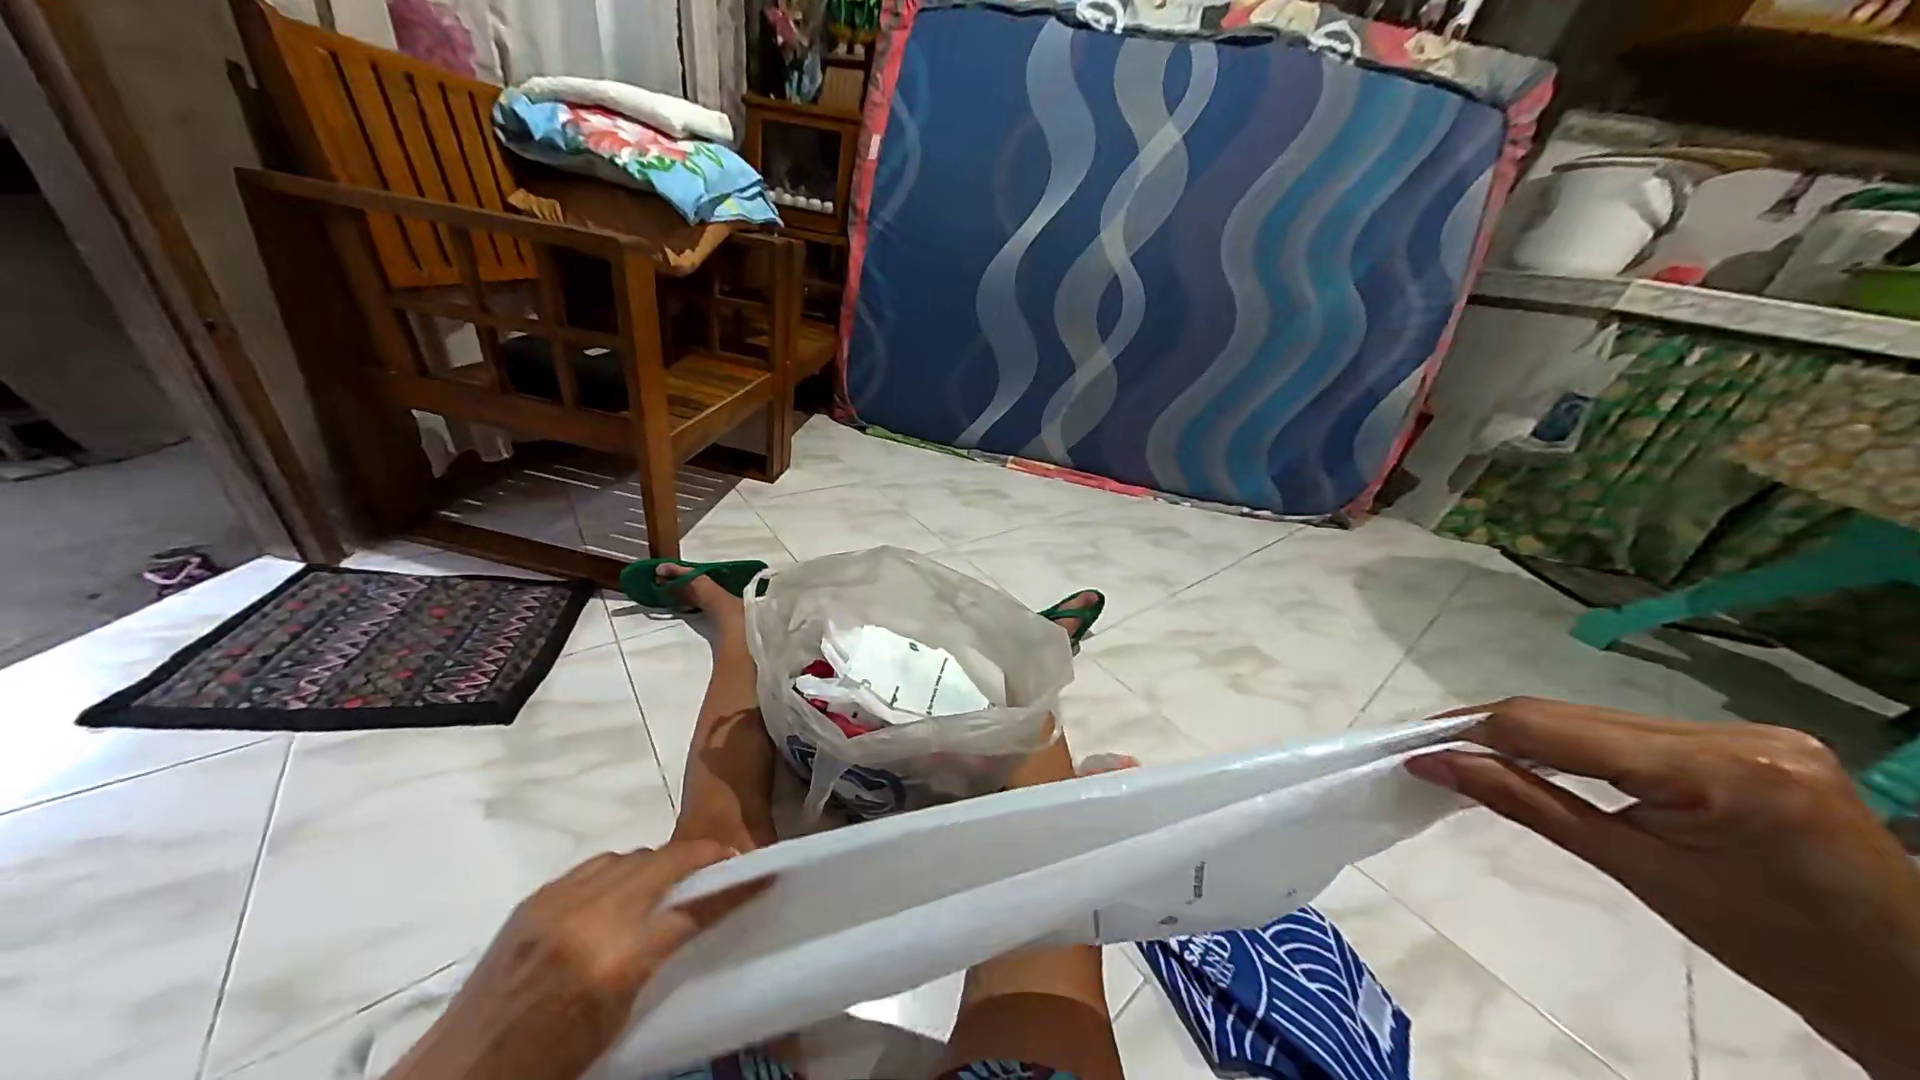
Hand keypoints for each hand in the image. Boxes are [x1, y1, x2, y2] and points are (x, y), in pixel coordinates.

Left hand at [388, 841, 767, 1079]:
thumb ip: (657, 961)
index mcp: (613, 964)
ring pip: (630, 857)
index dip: (734, 888)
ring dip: (660, 862)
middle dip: (701, 858)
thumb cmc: (549, 1068)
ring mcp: (555, 904)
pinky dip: (622, 869)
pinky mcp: (533, 901)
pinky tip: (625, 888)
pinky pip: (594, 866)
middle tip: (725, 865)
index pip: (692, 909)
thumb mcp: (618, 1022)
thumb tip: (690, 920)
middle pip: (663, 864)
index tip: (763, 873)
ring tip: (674, 879)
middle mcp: (587, 920)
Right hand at [1406, 698, 1919, 1079]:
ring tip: (1480, 755)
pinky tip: (1551, 759)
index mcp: (1717, 769)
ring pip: (1601, 719)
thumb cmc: (1770, 946)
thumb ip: (1529, 803)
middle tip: (1437, 751)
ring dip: (1536, 736)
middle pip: (1576, 716)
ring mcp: (1750, 730)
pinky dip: (1582, 745)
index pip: (1557, 728)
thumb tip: (1438, 765)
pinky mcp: (1752, 740)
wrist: (1908, 985)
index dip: (1476, 731)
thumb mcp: (1636, 872)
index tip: (1418, 746)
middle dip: (1498, 731)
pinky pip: (1636, 731)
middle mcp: (1735, 732)